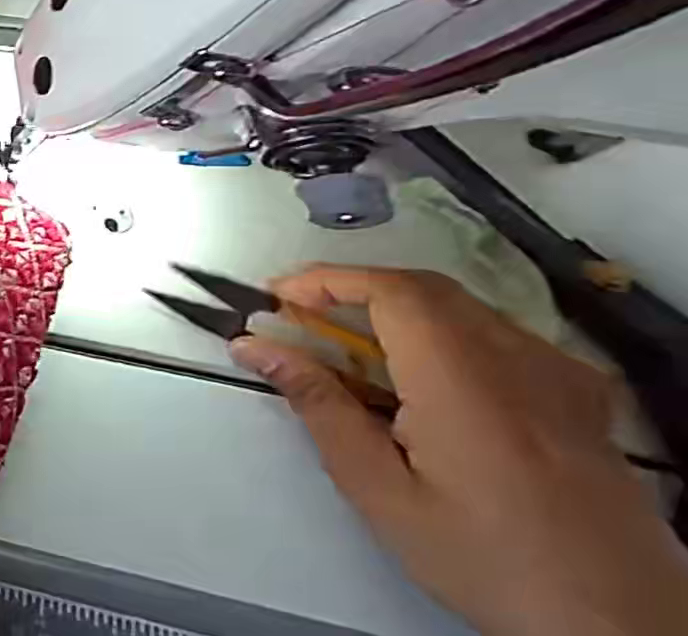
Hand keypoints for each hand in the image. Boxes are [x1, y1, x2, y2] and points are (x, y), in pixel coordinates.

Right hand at [230, 264, 687, 635]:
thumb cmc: (488, 561)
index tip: (277, 299)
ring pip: (459, 307)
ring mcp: (561, 381)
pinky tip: (419, 370)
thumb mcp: (379, 489)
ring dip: (390, 308)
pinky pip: (496, 332)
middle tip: (298, 318)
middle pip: (423, 289)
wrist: (626, 630)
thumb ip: (317, 404)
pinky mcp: (579, 399)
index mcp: (467, 387)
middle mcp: (521, 369)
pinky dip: (437, 328)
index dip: (327, 280)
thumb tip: (254, 346)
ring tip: (346, 347)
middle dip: (349, 289)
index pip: (393, 292)